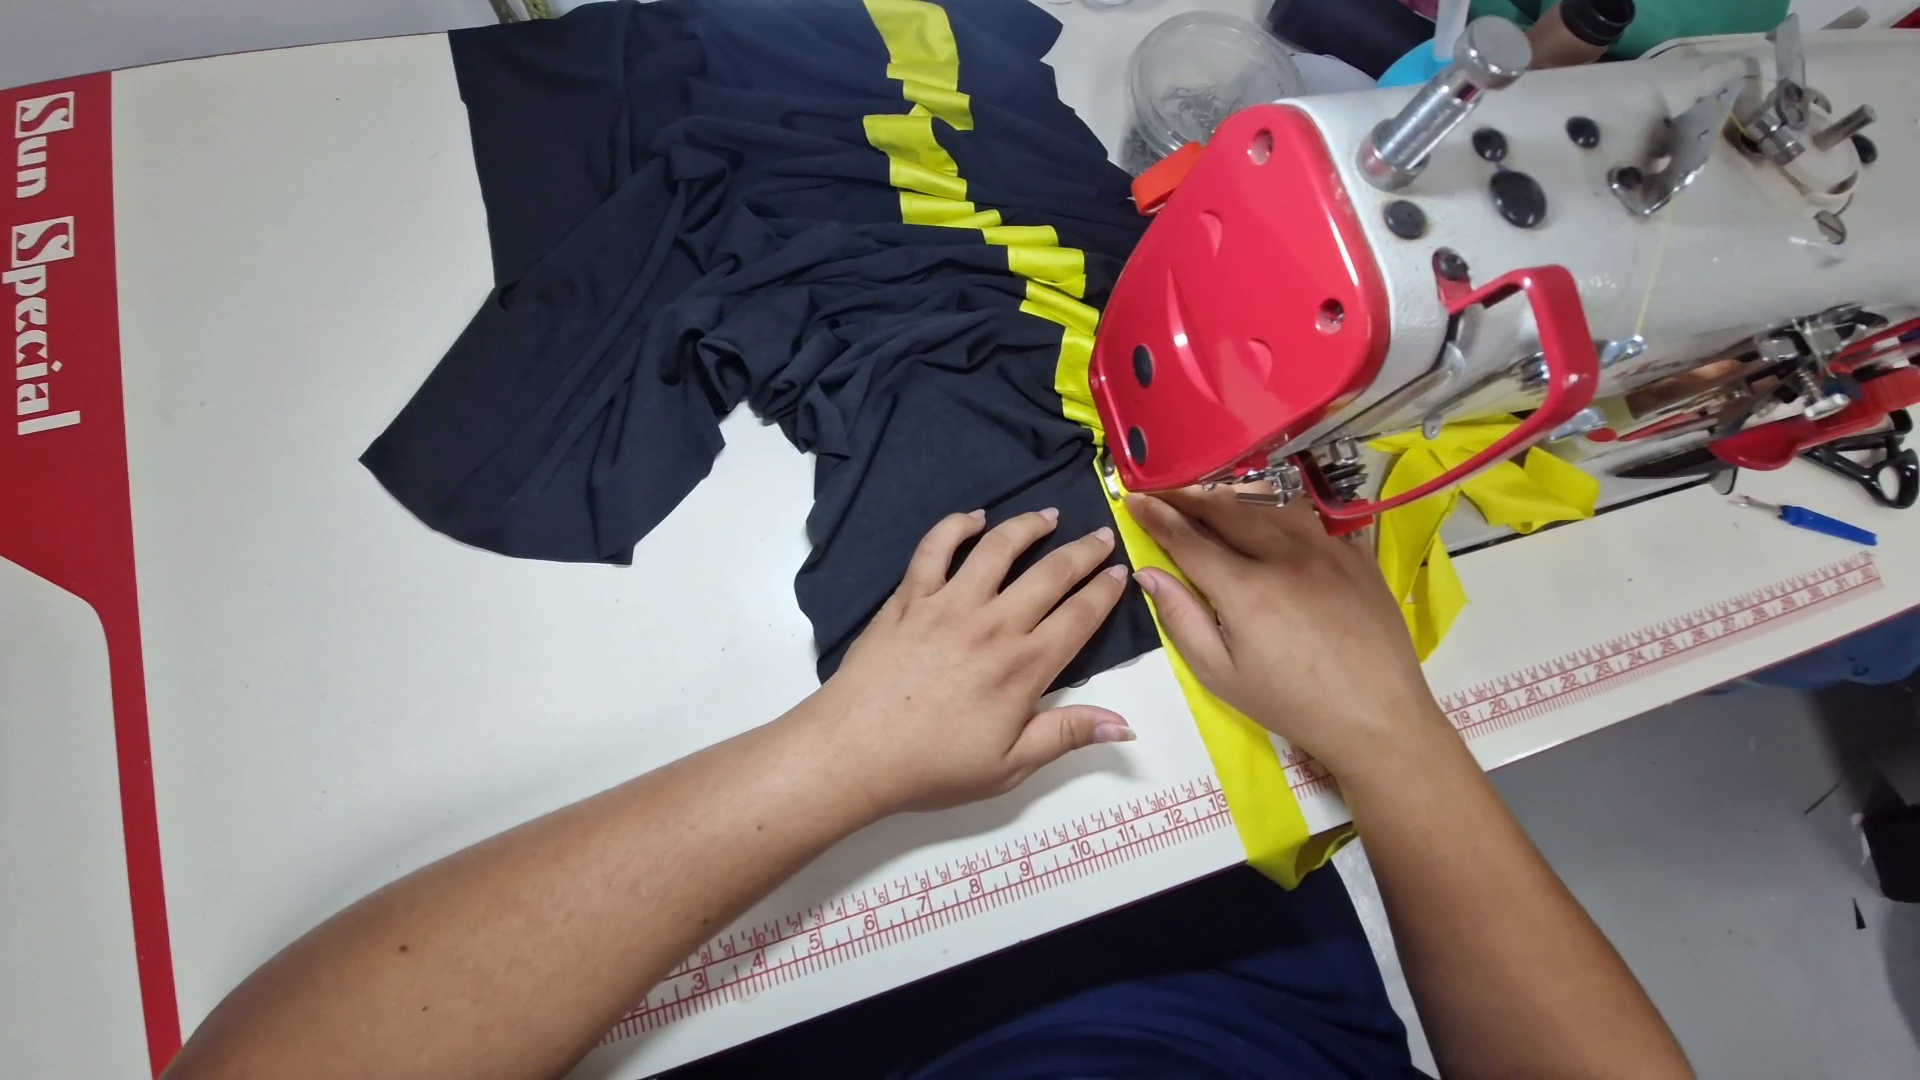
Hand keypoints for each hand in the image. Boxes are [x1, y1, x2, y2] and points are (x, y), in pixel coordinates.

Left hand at [802, 508, 1133, 814]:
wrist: (856, 751)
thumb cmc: (934, 765)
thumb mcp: (1010, 766)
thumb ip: (1067, 736)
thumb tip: (1125, 724)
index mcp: (1023, 666)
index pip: (1079, 617)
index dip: (1104, 592)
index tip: (1120, 572)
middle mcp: (993, 624)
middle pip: (1050, 574)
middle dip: (1083, 551)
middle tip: (1100, 535)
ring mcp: (949, 604)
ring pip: (998, 549)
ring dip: (1027, 527)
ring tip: (1047, 515)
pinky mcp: (910, 597)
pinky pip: (934, 548)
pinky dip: (955, 526)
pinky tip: (973, 517)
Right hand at [1127, 489, 1448, 776]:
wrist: (1377, 716)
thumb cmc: (1290, 702)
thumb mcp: (1220, 674)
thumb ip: (1181, 618)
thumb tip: (1148, 574)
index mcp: (1245, 589)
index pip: (1188, 538)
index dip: (1157, 516)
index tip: (1134, 499)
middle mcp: (1284, 556)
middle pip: (1225, 509)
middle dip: (1188, 495)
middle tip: (1164, 489)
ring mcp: (1325, 549)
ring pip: (1269, 502)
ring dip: (1232, 495)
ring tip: (1211, 495)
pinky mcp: (1355, 554)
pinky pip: (1309, 516)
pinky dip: (1278, 508)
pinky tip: (1268, 514)